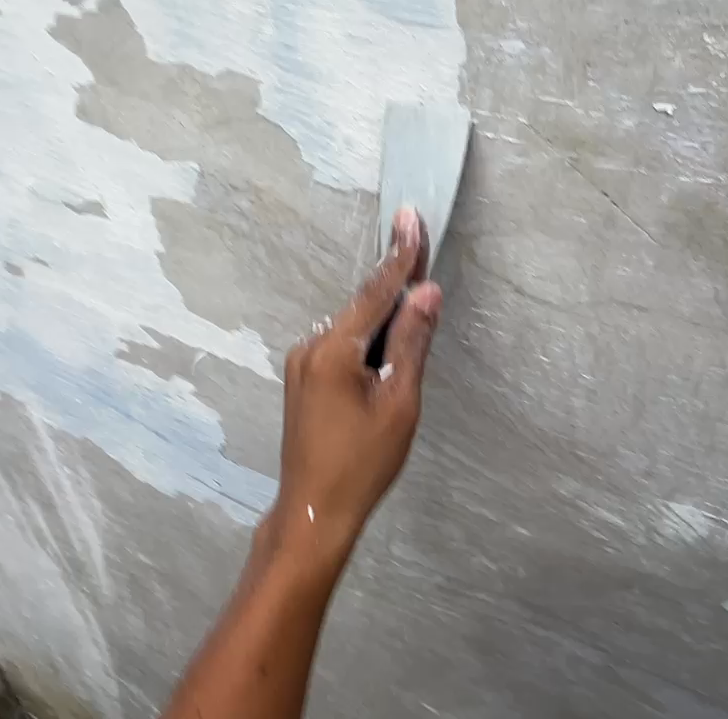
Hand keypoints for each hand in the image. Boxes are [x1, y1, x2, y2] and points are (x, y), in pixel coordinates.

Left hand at [262, 206, 443, 569]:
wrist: (313, 512)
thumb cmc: (364, 462)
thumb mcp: (399, 401)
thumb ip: (412, 341)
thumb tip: (426, 291)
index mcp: (333, 348)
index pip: (376, 291)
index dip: (400, 255)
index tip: (410, 216)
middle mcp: (311, 345)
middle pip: (362, 306)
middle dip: (394, 284)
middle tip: (421, 247)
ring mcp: (301, 362)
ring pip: (352, 326)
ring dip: (382, 315)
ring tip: (414, 305)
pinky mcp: (302, 379)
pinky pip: (340, 344)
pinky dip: (366, 337)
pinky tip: (386, 346)